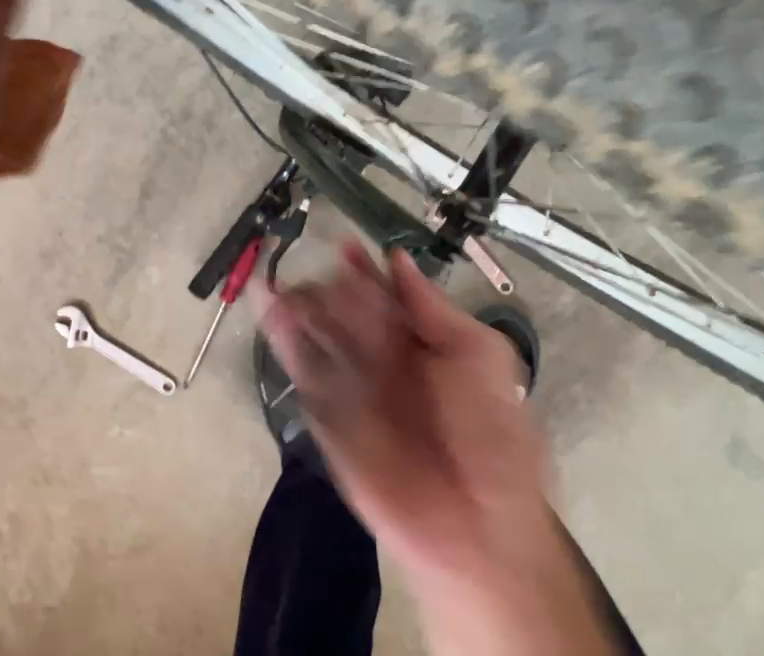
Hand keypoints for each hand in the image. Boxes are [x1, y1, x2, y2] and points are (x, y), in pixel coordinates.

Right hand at [260, 245, 550, 578]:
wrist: (481, 521)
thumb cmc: (491, 430)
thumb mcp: (478, 354)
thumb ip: (433, 308)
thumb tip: (399, 259)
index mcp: (424, 346)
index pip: (387, 299)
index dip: (365, 271)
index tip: (344, 244)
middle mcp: (387, 364)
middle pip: (349, 317)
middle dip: (328, 290)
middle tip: (306, 265)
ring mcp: (357, 394)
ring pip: (322, 342)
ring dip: (299, 312)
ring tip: (276, 282)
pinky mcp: (331, 425)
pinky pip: (307, 381)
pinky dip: (287, 349)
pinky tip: (272, 317)